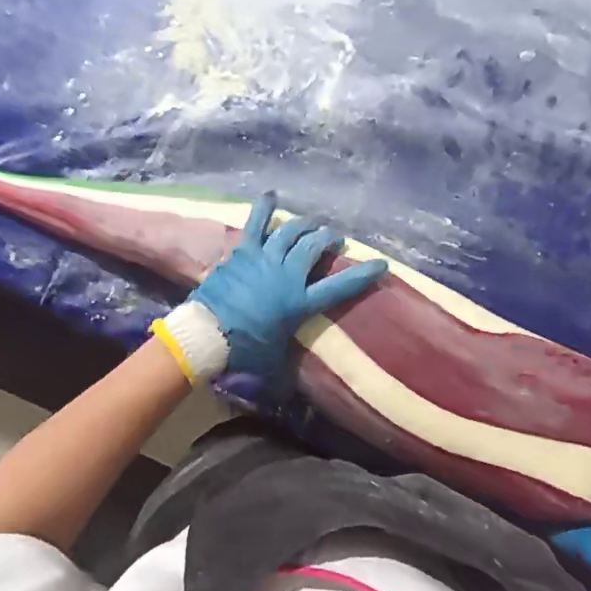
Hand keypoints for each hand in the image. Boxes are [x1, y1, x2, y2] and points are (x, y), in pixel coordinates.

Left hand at [190, 191, 387, 376]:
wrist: (208, 334)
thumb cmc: (244, 350)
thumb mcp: (272, 363)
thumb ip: (286, 371)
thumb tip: (290, 395)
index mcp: (301, 302)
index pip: (340, 286)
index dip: (363, 275)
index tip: (381, 265)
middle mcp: (288, 275)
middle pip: (314, 248)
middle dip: (328, 239)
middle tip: (333, 239)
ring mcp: (265, 259)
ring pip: (291, 232)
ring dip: (304, 224)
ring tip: (311, 223)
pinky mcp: (243, 252)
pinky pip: (255, 224)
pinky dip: (264, 208)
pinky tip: (271, 195)